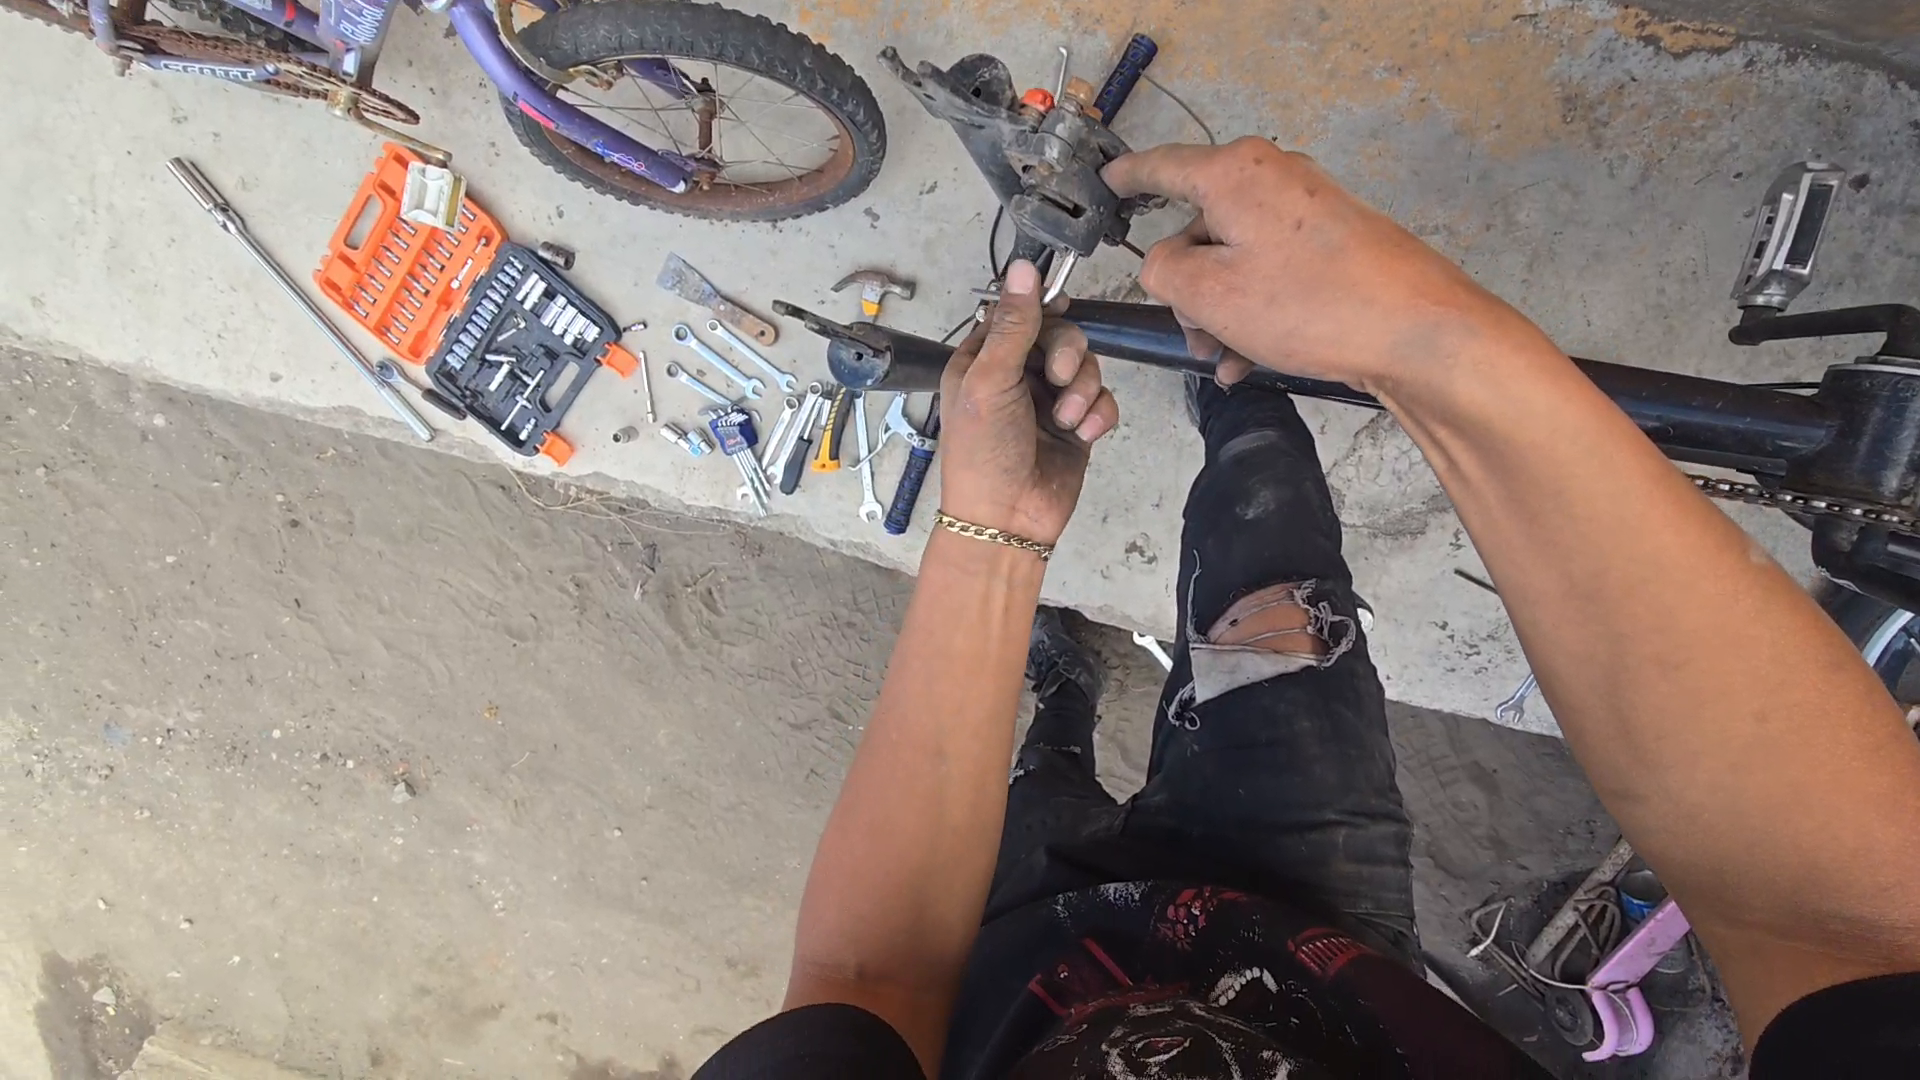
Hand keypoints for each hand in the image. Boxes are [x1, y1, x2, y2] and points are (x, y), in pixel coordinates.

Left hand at [937, 260, 1118, 546]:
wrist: (1007, 519)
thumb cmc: (984, 452)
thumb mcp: (990, 382)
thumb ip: (1012, 325)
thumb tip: (1023, 267)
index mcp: (983, 362)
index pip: (1017, 315)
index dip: (1040, 310)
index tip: (1058, 308)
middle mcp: (1016, 377)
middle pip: (1060, 335)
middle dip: (1067, 354)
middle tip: (1059, 376)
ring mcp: (1049, 402)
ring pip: (1087, 366)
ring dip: (1082, 390)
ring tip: (1066, 420)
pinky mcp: (1076, 426)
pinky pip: (1102, 400)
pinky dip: (1097, 414)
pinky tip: (1084, 434)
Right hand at [1103, 137, 1548, 391]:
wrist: (1412, 330)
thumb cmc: (1305, 304)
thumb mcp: (1207, 293)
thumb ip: (1161, 270)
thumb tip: (1165, 262)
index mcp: (1235, 176)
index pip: (1163, 167)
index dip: (1128, 178)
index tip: (1107, 182)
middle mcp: (1272, 179)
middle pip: (1199, 228)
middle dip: (1186, 287)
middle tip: (1191, 336)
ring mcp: (1305, 210)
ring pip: (1232, 259)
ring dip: (1217, 312)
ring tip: (1222, 360)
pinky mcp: (1329, 241)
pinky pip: (1268, 273)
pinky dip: (1250, 313)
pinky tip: (1247, 360)